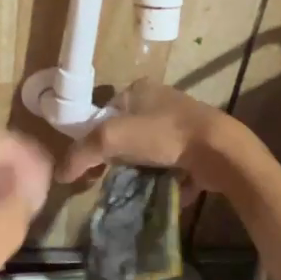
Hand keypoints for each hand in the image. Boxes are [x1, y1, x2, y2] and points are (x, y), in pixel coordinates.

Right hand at [58, 79, 248, 189]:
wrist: (219, 151)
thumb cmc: (163, 134)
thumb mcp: (111, 137)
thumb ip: (81, 153)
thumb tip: (60, 174)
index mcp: (139, 89)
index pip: (104, 113)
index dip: (92, 138)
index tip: (90, 165)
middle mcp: (161, 101)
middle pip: (126, 133)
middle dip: (116, 157)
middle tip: (108, 179)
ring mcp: (182, 123)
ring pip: (148, 150)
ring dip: (139, 169)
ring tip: (133, 188)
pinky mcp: (198, 145)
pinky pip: (171, 164)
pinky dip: (163, 178)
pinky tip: (159, 190)